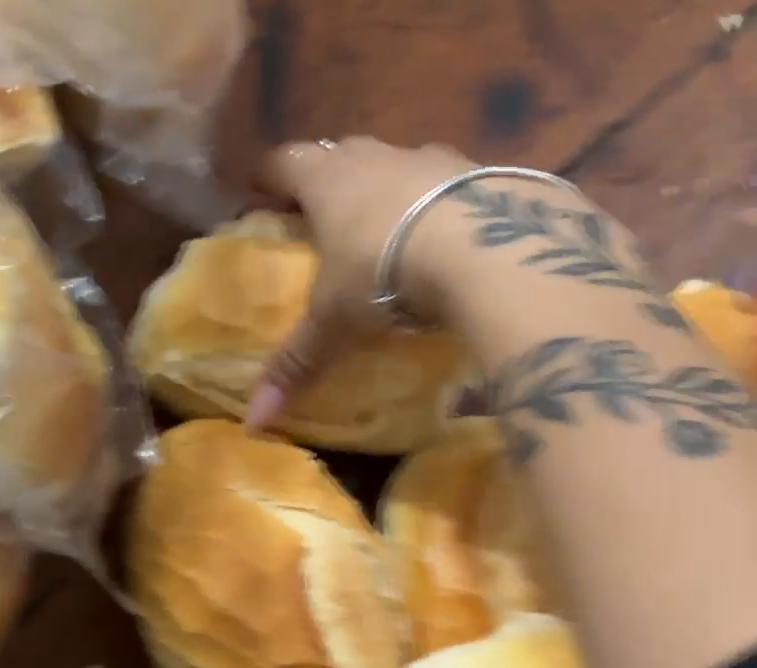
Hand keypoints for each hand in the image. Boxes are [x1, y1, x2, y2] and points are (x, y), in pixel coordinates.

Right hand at [244, 138, 476, 428]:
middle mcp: (383, 158)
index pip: (286, 162)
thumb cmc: (387, 272)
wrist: (506, 249)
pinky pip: (458, 184)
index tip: (259, 195)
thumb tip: (253, 423)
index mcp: (329, 181)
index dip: (269, 177)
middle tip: (319, 216)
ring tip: (386, 231)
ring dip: (390, 189)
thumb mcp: (332, 323)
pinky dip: (444, 206)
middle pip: (345, 153)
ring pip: (404, 164)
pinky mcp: (501, 174)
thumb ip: (295, 364)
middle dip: (329, 178)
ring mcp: (446, 161)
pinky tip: (447, 242)